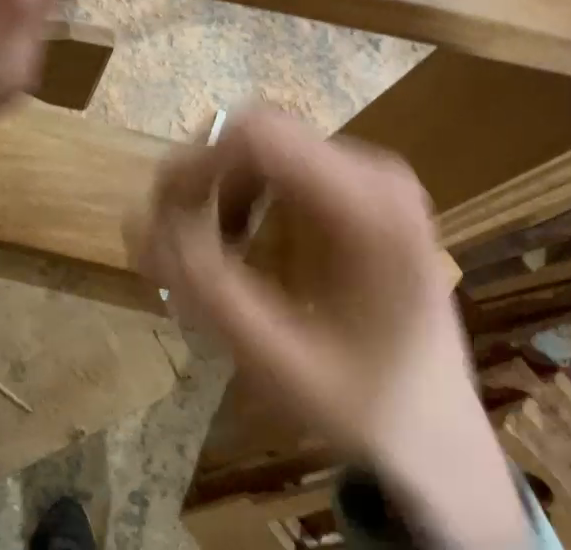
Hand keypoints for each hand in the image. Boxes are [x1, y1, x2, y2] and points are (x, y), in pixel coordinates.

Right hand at [130, 107, 529, 546]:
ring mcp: (367, 177)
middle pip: (252, 136)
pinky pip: (275, 166)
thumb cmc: (362, 406)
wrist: (435, 434)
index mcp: (370, 208)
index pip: (256, 135)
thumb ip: (203, 288)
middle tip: (173, 246)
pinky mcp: (355, 190)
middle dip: (200, 182)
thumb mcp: (274, 361)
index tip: (159, 219)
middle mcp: (373, 173)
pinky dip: (238, 199)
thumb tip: (134, 220)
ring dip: (215, 193)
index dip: (194, 163)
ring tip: (206, 258)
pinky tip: (238, 249)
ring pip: (257, 148)